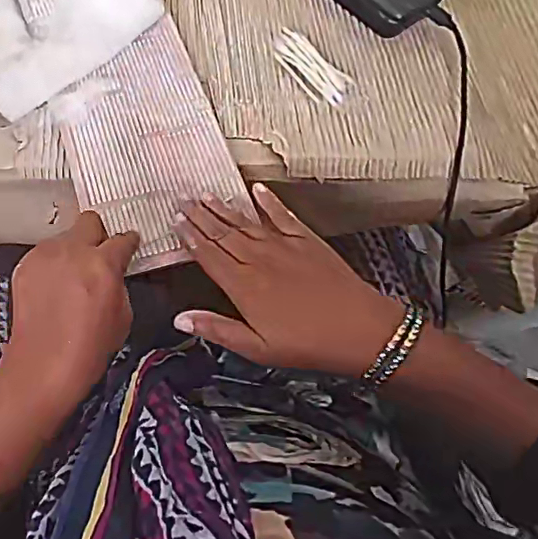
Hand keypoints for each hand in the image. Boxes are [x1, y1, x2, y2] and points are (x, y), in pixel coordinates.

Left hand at [0, 211, 140, 407]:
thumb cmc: (89, 349)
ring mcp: (43, 256)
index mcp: (103, 263)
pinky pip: (43, 255)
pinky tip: (51, 289)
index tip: (127, 247)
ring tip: (70, 279)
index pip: (123, 238)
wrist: (43, 367)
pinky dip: (50, 266)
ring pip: (63, 238)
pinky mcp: (23, 266)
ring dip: (70, 252)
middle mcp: (72, 251)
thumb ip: (118, 283)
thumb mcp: (123, 316)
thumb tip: (112, 273)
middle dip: (96, 235)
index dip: (128, 244)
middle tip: (97, 255)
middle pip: (89, 221)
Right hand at [173, 184, 403, 377]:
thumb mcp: (257, 348)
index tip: (177, 221)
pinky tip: (257, 190)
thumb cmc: (308, 343)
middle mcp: (259, 260)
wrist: (361, 330)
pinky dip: (269, 202)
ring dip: (224, 208)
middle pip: (222, 233)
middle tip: (184, 200)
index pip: (208, 255)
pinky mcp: (308, 242)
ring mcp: (284, 247)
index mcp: (243, 286)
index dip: (190, 237)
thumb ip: (217, 329)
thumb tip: (181, 319)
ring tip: (207, 195)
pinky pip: (282, 216)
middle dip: (200, 216)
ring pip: (246, 222)